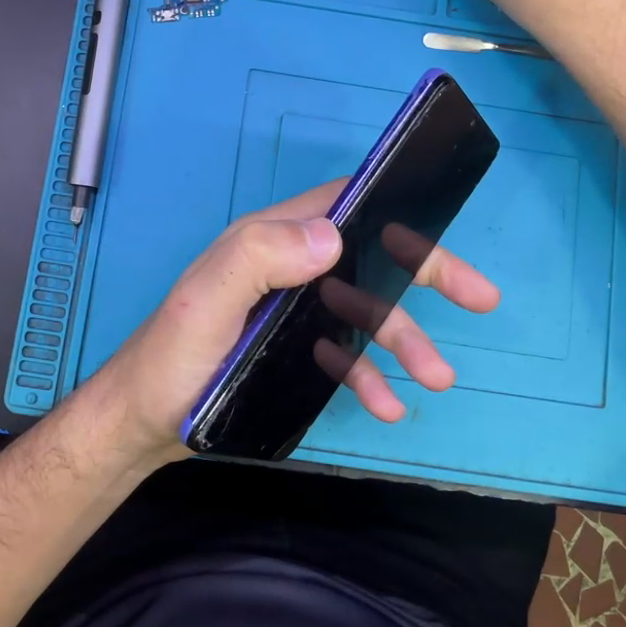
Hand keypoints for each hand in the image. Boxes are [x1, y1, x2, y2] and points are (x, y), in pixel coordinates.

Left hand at [88, 180, 500, 468]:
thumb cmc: (173, 355)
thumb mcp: (209, 300)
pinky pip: (344, 355)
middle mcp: (286, 268)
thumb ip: (260, 258)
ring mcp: (292, 311)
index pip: (341, 205)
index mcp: (268, 240)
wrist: (145, 421)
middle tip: (480, 297)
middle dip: (424, 274)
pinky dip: (371, 376)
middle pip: (368, 257)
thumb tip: (333, 234)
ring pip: (364, 312)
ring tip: (439, 378)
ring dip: (405, 340)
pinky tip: (390, 405)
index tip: (441, 226)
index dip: (391, 208)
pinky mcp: (292, 351)